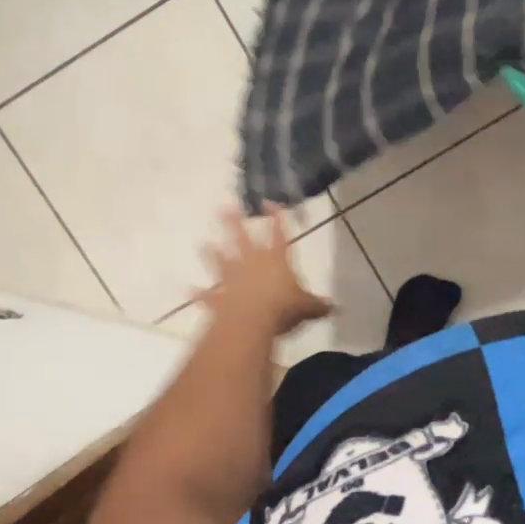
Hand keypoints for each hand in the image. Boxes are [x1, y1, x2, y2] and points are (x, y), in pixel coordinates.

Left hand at [196, 204, 333, 335]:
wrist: (250, 321)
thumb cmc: (283, 308)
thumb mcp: (308, 308)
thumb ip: (318, 305)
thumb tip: (335, 307)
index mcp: (276, 260)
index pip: (278, 234)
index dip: (276, 218)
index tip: (269, 201)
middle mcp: (251, 263)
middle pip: (242, 238)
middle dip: (234, 223)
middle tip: (225, 208)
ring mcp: (231, 278)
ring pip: (220, 260)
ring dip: (211, 253)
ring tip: (203, 243)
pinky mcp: (217, 297)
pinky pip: (207, 294)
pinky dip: (199, 293)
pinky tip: (188, 290)